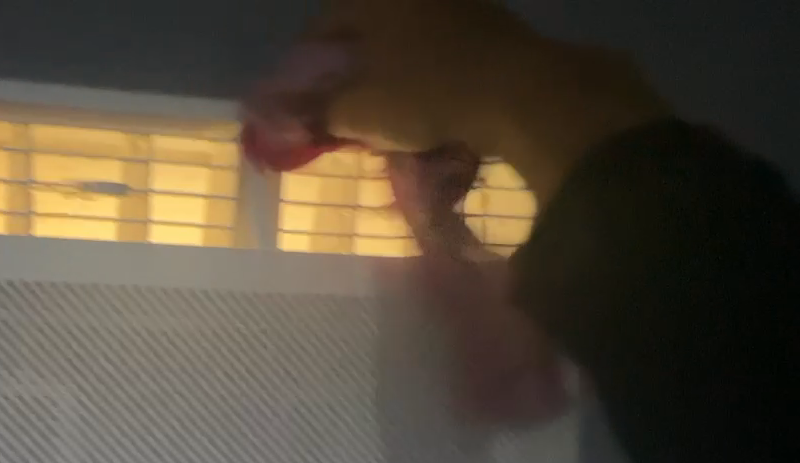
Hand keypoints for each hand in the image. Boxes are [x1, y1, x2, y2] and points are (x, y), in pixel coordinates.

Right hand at [312, 0, 667, 201]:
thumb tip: (281, 115)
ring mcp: (453, 2)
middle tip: (329, 102)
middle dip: (340, 64)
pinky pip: (428, 42)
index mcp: (378, 0)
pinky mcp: (482, 21)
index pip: (322, 25)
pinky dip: (409, 66)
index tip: (294, 96)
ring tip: (367, 104)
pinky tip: (407, 95)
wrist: (518, 92)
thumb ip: (314, 110)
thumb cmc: (425, 95)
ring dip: (377, 66)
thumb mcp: (356, 112)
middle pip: (361, 26)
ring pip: (396, 34)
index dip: (301, 65)